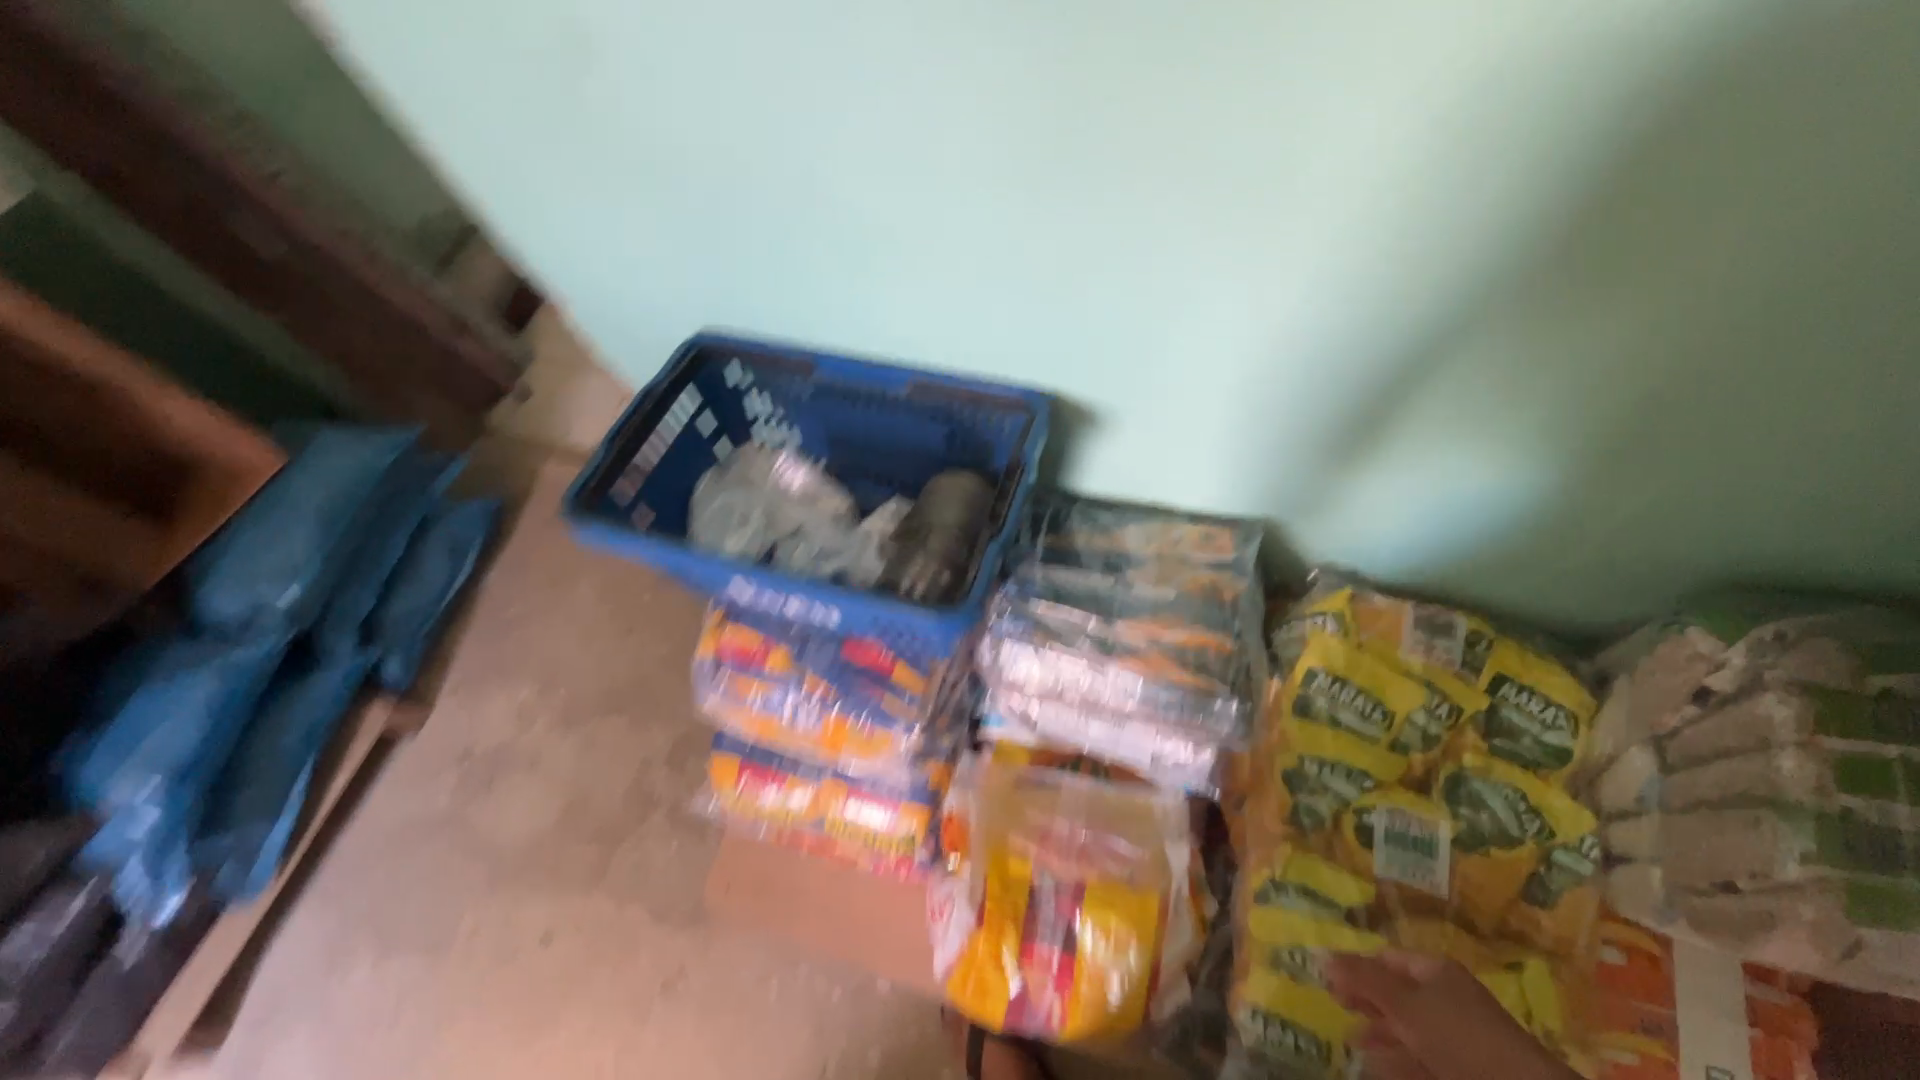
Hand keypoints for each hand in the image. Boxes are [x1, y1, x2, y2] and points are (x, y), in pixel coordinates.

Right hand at [1325, 952, 1581, 1079]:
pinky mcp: (1457, 1068)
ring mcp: (1453, 1036)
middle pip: (1394, 995)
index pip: (1386, 960)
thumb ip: (1361, 978)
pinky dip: (1398, 1061)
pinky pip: (1419, 1058)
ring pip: (1405, 1030)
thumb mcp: (1403, 1003)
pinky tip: (1379, 1066)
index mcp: (1434, 971)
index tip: (1329, 984)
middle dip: (1365, 1003)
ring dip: (1378, 1036)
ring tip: (1355, 1045)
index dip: (1356, 968)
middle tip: (1339, 1010)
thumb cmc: (1457, 1035)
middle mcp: (1443, 998)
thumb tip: (1320, 953)